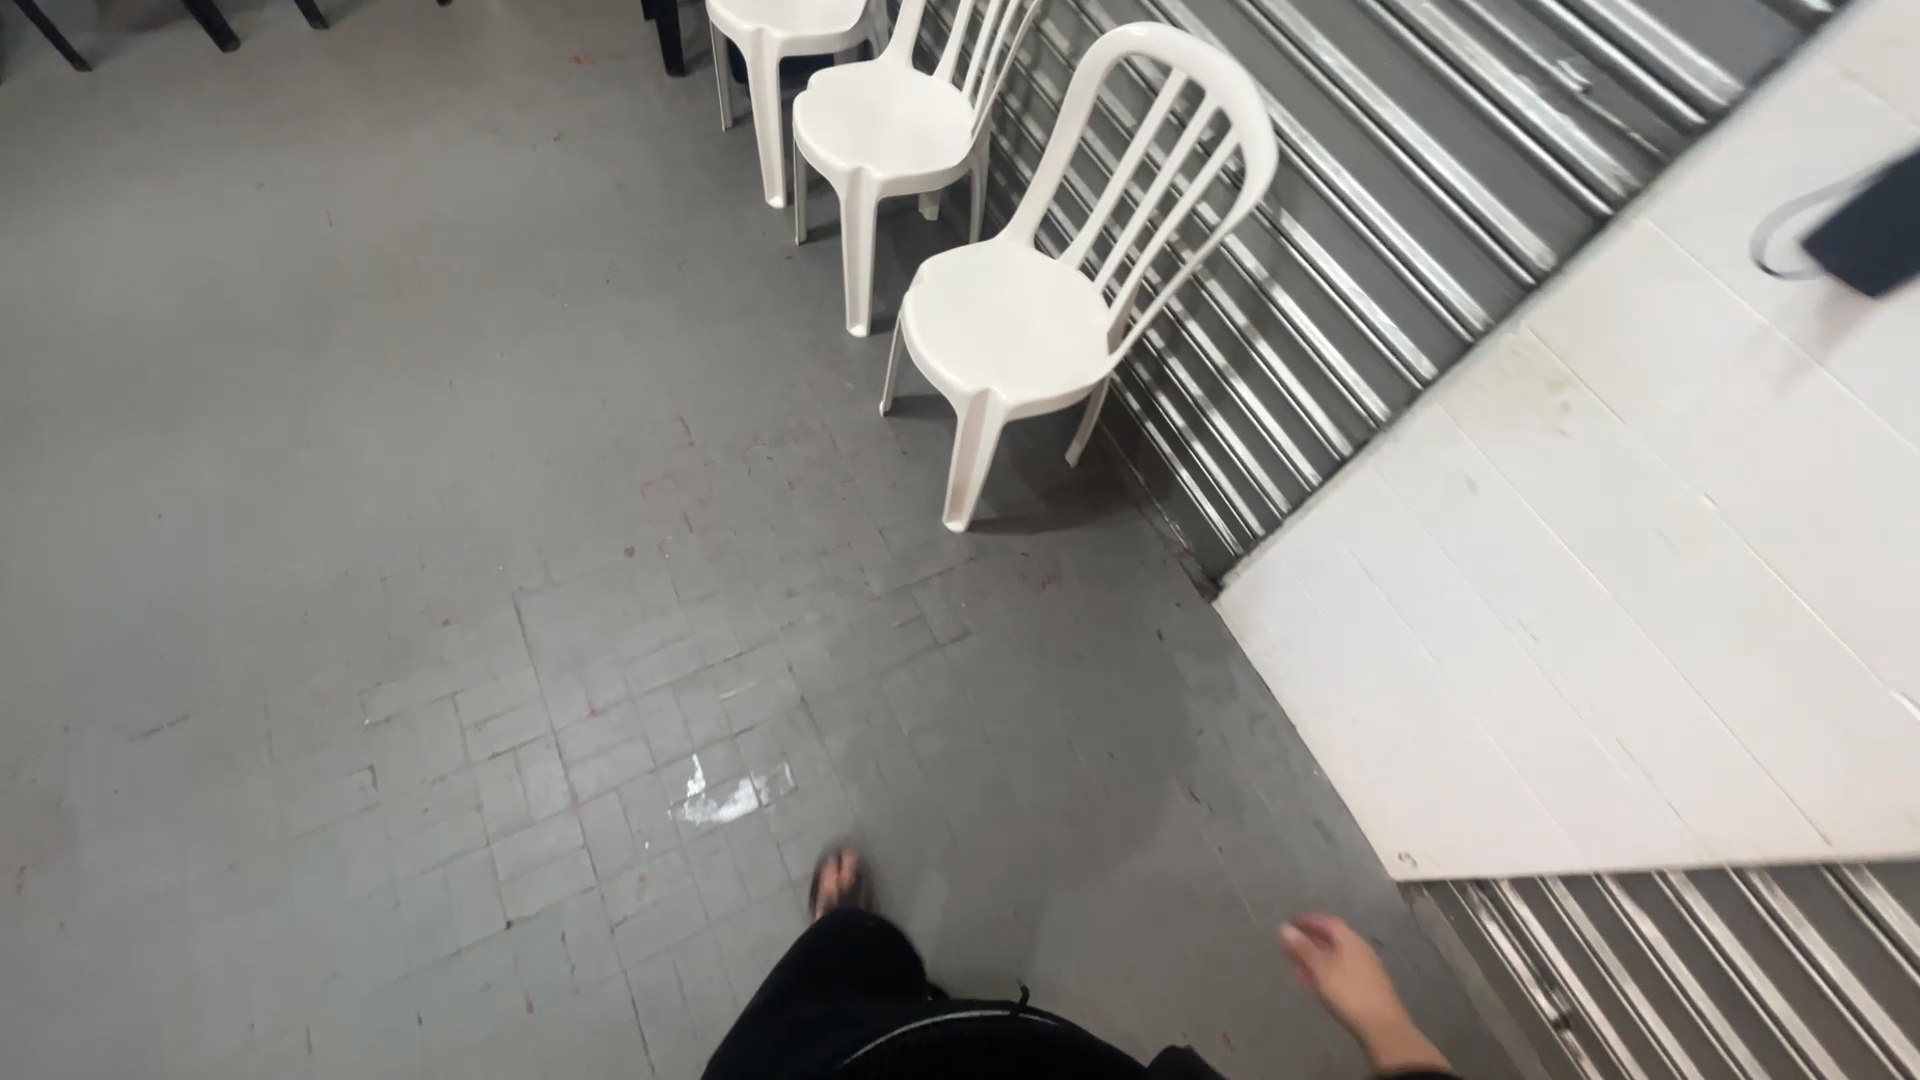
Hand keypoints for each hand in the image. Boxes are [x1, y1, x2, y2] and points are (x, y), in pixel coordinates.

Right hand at [1281, 915, 1449, 1072]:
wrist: (1384, 1030)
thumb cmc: (1349, 992)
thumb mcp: (1321, 968)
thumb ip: (1302, 948)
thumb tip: (1284, 927)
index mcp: (1351, 940)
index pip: (1327, 922)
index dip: (1308, 920)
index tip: (1291, 921)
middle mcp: (1360, 951)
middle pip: (1331, 940)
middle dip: (1309, 940)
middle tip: (1289, 944)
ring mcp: (1365, 972)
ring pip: (1334, 958)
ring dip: (1314, 958)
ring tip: (1295, 964)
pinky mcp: (1366, 990)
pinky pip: (1340, 973)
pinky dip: (1324, 973)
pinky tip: (1312, 982)